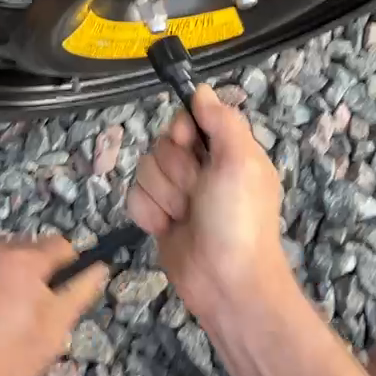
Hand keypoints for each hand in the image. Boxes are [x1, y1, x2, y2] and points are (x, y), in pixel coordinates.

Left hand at [0, 236, 108, 375]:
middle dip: (46, 271)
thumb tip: (100, 267)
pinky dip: (1, 283)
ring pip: (13, 259)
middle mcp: (0, 250)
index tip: (70, 290)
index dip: (73, 265)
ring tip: (20, 313)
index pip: (62, 244)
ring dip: (22, 276)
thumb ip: (80, 292)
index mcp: (26, 257)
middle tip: (45, 307)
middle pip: (36, 248)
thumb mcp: (55, 327)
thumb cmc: (10, 351)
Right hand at [126, 84, 287, 318]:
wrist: (227, 285)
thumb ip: (222, 120)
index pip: (188, 117)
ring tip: (184, 216)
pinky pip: (134, 196)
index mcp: (225, 150)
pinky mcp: (159, 216)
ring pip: (145, 168)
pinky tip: (166, 228)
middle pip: (163, 143)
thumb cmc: (239, 219)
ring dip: (163, 194)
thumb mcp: (241, 161)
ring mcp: (178, 193)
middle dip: (175, 170)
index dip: (182, 130)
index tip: (190, 146)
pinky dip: (149, 213)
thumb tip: (201, 90)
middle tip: (196, 193)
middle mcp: (201, 168)